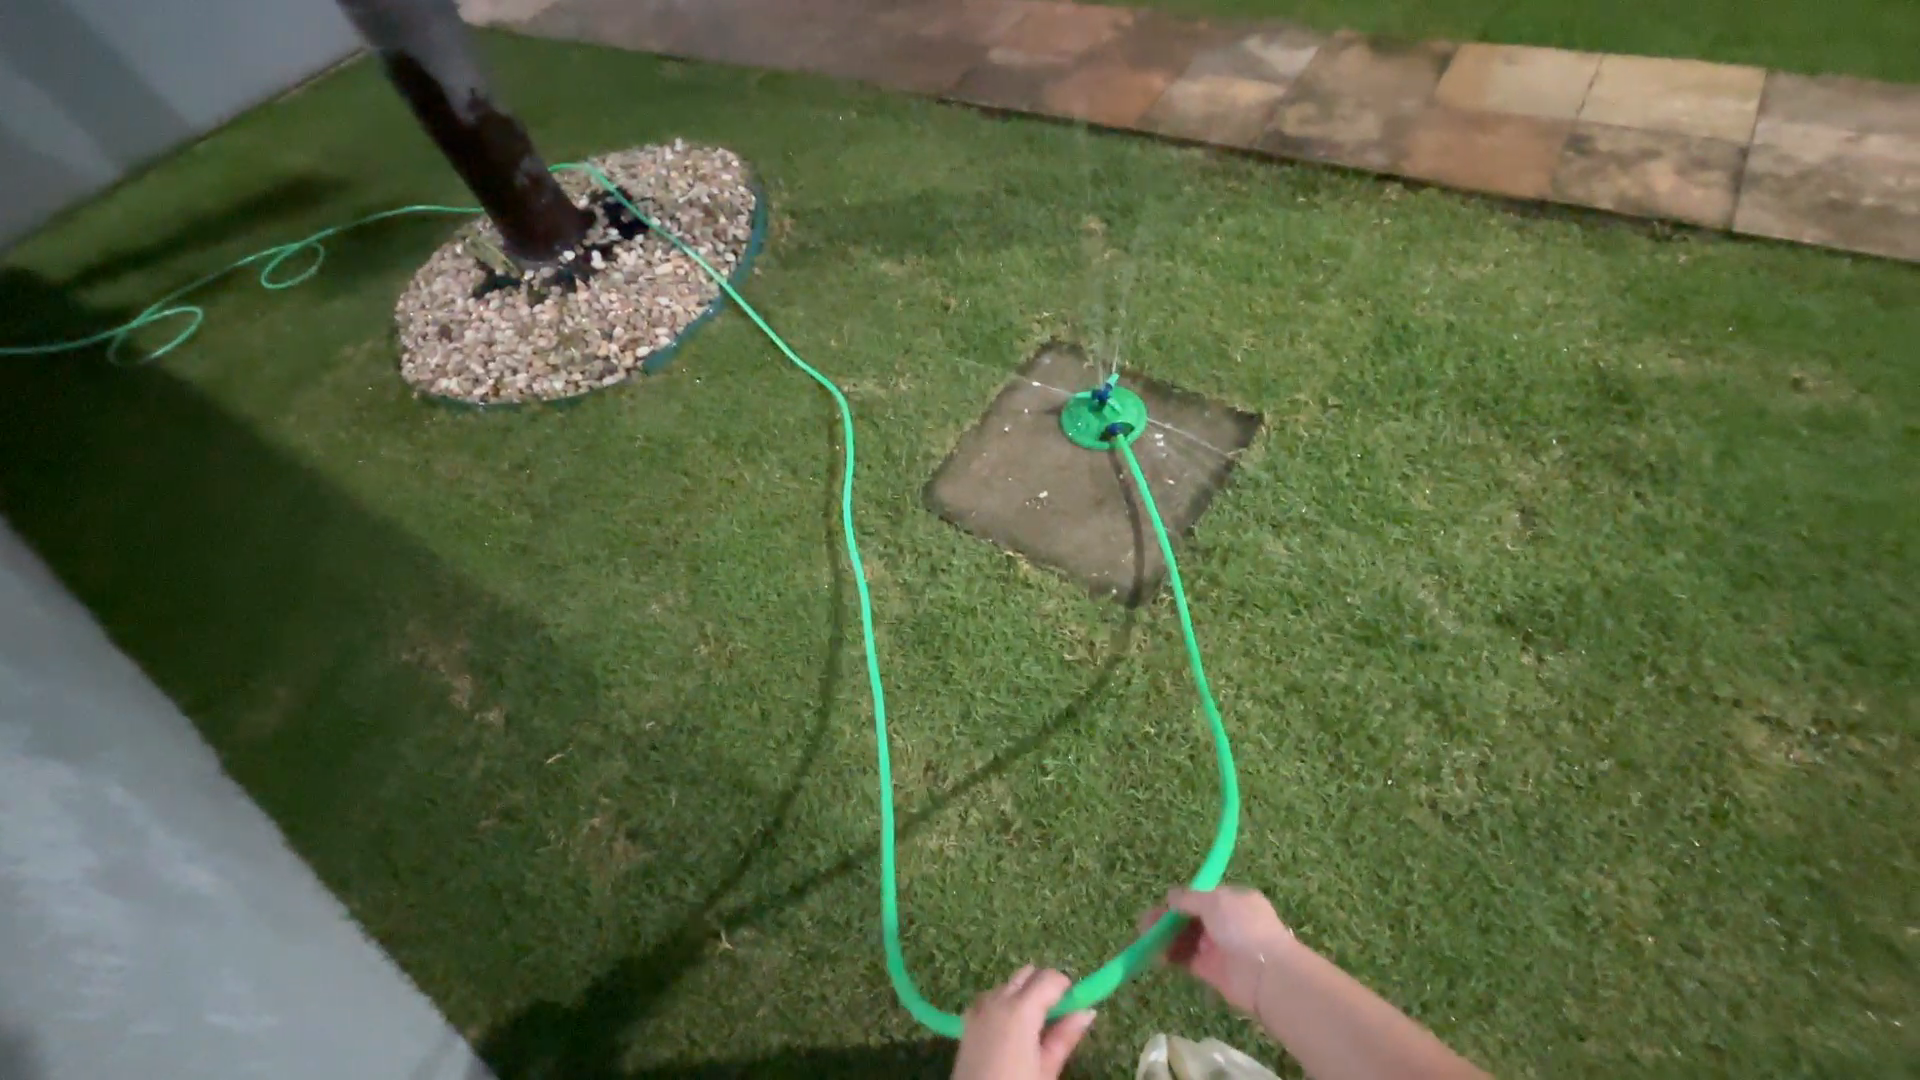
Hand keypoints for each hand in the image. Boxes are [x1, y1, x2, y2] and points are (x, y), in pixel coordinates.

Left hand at [950, 966, 1096, 1079]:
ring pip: (1010, 983)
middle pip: (1028, 974)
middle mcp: (998, 999)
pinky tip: (1011, 1030)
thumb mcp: (1046, 1071)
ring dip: (1025, 993)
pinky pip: (992, 996)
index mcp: (1021, 1010)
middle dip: (1045, 986)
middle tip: (1057, 1016)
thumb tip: (1087, 1012)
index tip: (1074, 1005)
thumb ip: (1065, 1037)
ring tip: (1034, 1028)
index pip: (1050, 978)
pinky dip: (1006, 1001)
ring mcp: (979, 1006)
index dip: (1066, 988)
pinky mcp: (967, 1018)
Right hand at [1140, 886, 1295, 1013]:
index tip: (1163, 904)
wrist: (1267, 974)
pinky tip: (1155, 954)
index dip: (1181, 900)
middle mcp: (1225, 922)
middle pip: (1190, 918)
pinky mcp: (1211, 971)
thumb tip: (1170, 897)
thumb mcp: (1214, 901)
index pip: (1201, 897)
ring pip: (1185, 938)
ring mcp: (1218, 947)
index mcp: (1232, 901)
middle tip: (1145, 923)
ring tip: (1145, 937)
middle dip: (1168, 919)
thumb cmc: (1243, 926)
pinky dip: (1170, 955)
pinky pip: (1186, 959)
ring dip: (1165, 937)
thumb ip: (1189, 898)